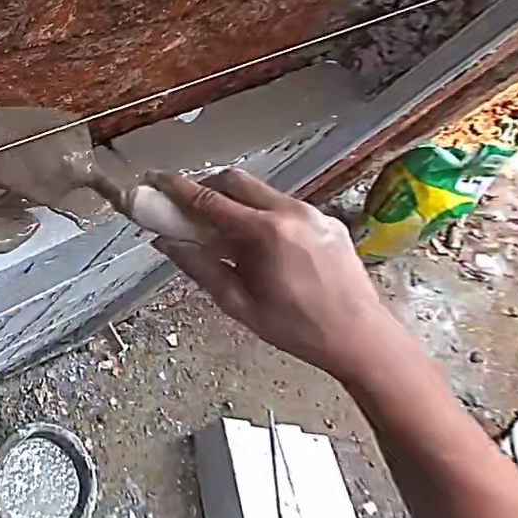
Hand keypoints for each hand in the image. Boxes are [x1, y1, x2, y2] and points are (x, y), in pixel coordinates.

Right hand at [148, 168, 394, 378]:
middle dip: (204, 185)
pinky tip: (255, 239)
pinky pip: (282, 204)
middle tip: (184, 203)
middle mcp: (290, 212)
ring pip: (259, 190)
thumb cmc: (297, 328)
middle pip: (234, 179)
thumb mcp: (238, 303)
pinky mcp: (327, 218)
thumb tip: (165, 242)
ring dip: (232, 198)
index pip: (209, 200)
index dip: (177, 188)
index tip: (155, 179)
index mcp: (265, 234)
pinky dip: (259, 211)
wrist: (362, 338)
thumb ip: (199, 267)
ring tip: (219, 226)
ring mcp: (312, 212)